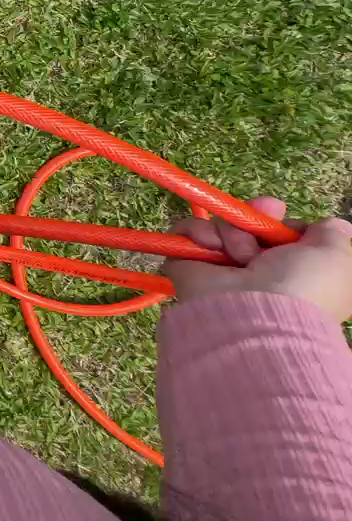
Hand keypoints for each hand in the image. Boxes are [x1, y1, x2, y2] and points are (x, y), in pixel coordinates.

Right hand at [165, 196, 351, 322]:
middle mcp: (257, 263)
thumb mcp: (335, 257)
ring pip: (220, 226)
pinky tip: (209, 246)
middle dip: (250, 216)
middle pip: (248, 224)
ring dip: (229, 234)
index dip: (280, 222)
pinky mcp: (186, 257)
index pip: (280, 232)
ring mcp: (220, 260)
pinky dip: (197, 233)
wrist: (252, 305)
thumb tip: (331, 224)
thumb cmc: (301, 282)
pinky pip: (187, 229)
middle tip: (251, 223)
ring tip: (238, 255)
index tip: (279, 215)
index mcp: (291, 266)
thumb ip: (333, 236)